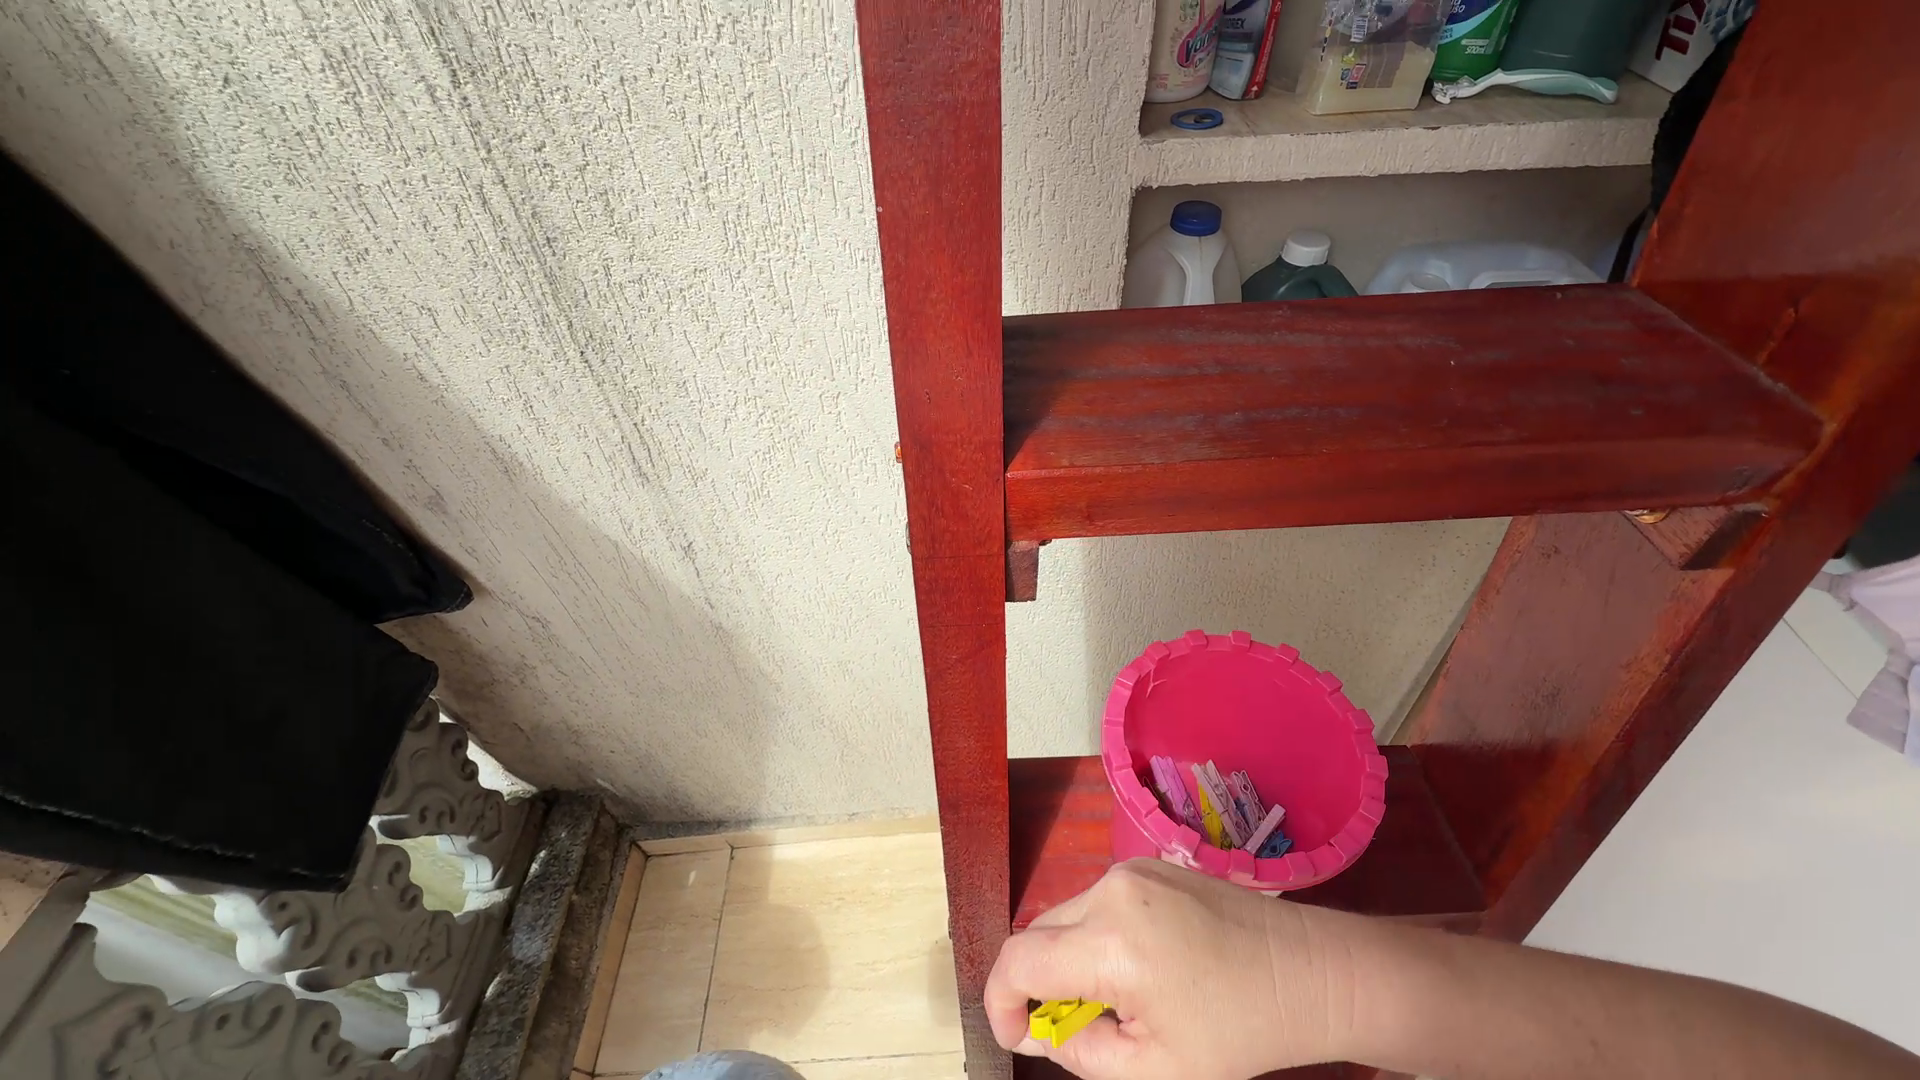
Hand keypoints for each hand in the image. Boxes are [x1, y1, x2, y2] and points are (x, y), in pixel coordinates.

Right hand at [983, 858, 1357, 1079]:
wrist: (1307, 970)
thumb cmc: (1238, 1031)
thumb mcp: (1156, 1068)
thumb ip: (1081, 1051)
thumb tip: (1039, 1028)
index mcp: (1112, 943)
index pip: (1018, 960)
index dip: (1001, 1002)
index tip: (1018, 1036)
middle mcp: (1110, 890)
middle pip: (1038, 935)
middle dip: (1040, 985)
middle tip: (1076, 1028)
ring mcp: (1129, 868)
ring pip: (1065, 918)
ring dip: (1069, 960)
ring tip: (1117, 1000)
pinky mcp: (1146, 863)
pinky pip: (1096, 902)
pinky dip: (1095, 937)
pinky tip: (1139, 966)